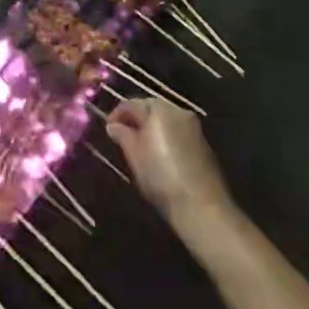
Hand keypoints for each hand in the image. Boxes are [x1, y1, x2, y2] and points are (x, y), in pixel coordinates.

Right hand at [106, 98, 230, 221]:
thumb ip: (123, 136)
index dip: (118, 114)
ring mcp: (192, 123)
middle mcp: (178, 110)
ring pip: (165, 116)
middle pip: (151, 106)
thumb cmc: (161, 178)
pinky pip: (177, 127)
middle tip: (122, 134)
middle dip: (136, 117)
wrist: (199, 204)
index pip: (133, 104)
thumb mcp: (135, 158)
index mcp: (159, 110)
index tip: (108, 127)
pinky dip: (165, 133)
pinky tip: (159, 150)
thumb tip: (113, 126)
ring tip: (139, 143)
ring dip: (151, 125)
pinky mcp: (201, 138)